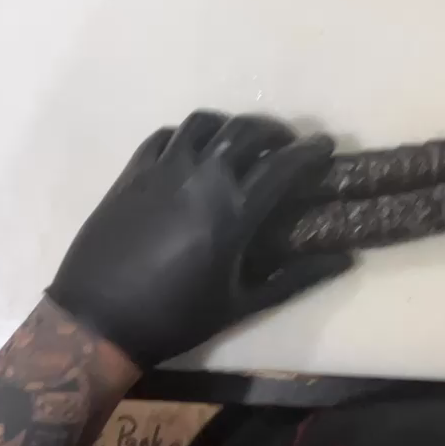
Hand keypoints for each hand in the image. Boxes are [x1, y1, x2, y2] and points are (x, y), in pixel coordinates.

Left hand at [46, 110, 350, 366]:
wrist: (98, 321)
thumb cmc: (177, 317)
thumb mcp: (243, 304)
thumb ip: (296, 279)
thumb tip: (346, 262)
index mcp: (233, 211)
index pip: (282, 164)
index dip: (309, 151)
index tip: (325, 146)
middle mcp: (201, 177)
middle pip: (246, 131)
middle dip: (274, 131)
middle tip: (287, 143)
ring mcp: (162, 170)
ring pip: (203, 123)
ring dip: (231, 126)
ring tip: (241, 141)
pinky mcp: (132, 173)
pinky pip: (164, 136)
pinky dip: (187, 135)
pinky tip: (193, 152)